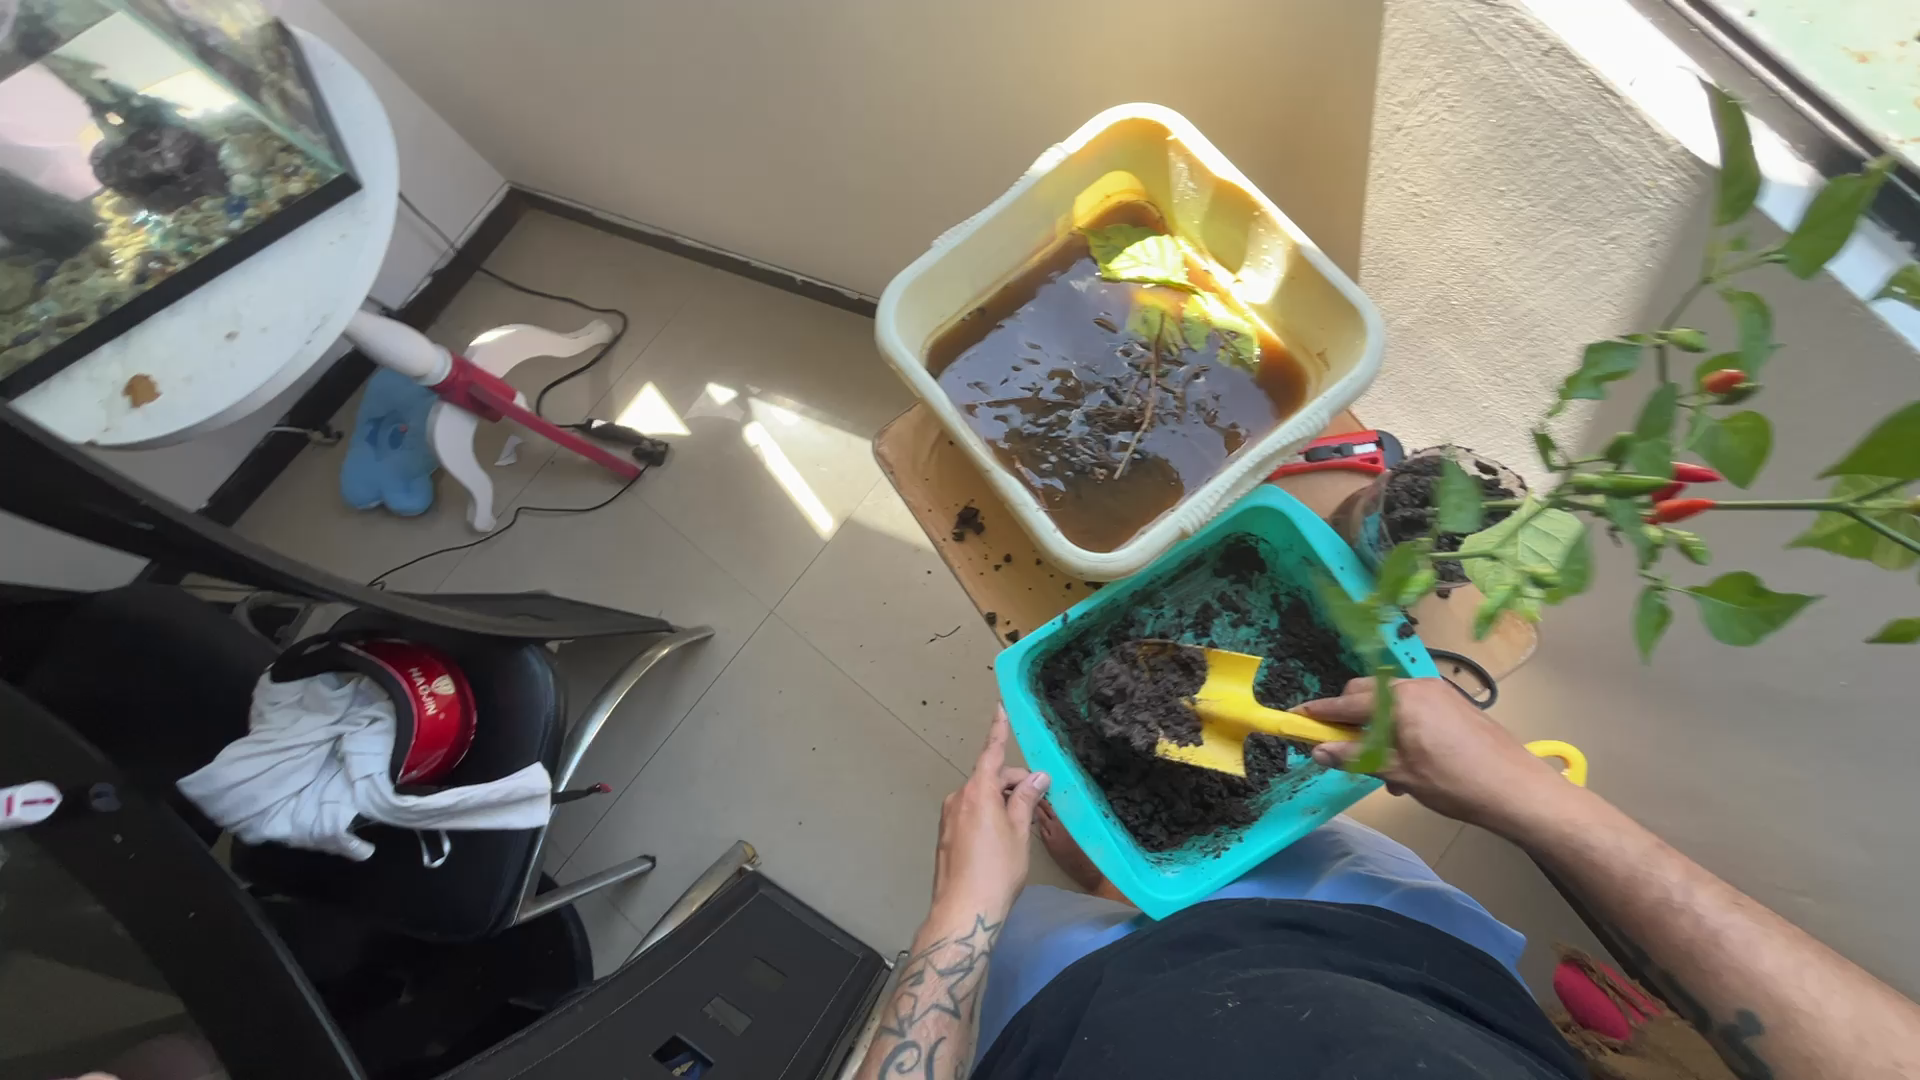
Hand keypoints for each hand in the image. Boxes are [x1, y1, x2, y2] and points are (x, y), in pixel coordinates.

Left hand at [931, 708, 1049, 920]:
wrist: (964, 911)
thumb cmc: (998, 870)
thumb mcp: (1020, 832)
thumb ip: (1026, 799)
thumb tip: (1038, 777)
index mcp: (977, 791)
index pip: (991, 753)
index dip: (998, 731)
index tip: (999, 709)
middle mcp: (959, 798)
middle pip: (989, 778)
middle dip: (1013, 783)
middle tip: (1038, 801)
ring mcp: (949, 817)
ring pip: (980, 797)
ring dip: (1000, 802)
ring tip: (1022, 827)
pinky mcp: (946, 835)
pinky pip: (971, 813)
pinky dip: (988, 815)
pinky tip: (1001, 840)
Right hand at [1295, 677, 1575, 833]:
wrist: (1524, 793)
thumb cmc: (1456, 783)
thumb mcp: (1399, 773)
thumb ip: (1355, 756)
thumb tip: (1317, 751)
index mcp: (1399, 699)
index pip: (1345, 702)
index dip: (1318, 713)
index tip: (1295, 719)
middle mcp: (1416, 686)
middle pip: (1365, 694)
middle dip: (1347, 717)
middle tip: (1341, 747)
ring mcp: (1438, 693)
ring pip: (1388, 702)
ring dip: (1375, 725)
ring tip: (1381, 763)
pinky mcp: (1454, 704)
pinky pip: (1411, 707)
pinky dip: (1398, 726)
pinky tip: (1408, 759)